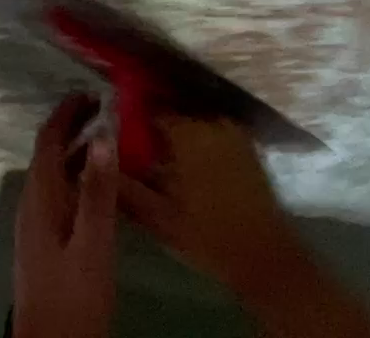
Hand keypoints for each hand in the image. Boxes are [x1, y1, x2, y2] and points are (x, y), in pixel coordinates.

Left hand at [13, 94, 120, 337]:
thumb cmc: (72, 295)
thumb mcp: (92, 242)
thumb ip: (98, 190)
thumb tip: (104, 134)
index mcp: (40, 197)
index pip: (48, 140)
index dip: (67, 113)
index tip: (92, 94)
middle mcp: (32, 203)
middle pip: (50, 153)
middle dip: (74, 128)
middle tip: (107, 112)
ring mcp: (36, 224)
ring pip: (55, 174)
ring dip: (78, 153)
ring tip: (110, 143)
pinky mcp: (44, 242)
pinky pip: (59, 194)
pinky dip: (78, 178)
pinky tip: (101, 190)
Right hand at [114, 116, 307, 296]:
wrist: (266, 258)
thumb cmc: (210, 237)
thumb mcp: (161, 219)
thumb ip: (128, 191)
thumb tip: (102, 168)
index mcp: (188, 135)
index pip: (152, 111)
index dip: (135, 119)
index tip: (121, 132)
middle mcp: (211, 124)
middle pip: (175, 117)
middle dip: (157, 129)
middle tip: (140, 150)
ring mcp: (234, 134)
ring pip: (196, 126)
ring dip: (180, 138)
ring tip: (164, 160)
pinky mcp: (248, 147)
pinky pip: (214, 135)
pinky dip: (201, 145)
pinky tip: (191, 168)